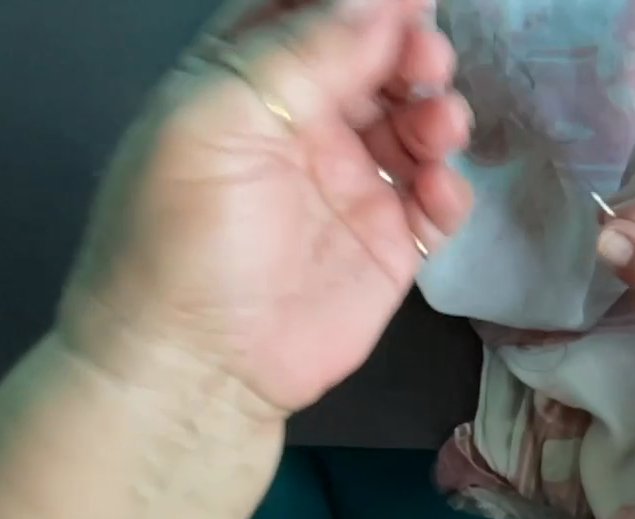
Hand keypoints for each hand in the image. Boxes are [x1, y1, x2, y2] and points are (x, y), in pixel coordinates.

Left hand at [56, 0, 472, 417]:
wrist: (206, 365)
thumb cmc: (186, 237)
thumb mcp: (221, 124)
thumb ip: (300, 59)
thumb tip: (379, 2)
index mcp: (245, 84)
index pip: (307, 16)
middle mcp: (304, 130)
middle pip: (371, 69)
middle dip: (406, 53)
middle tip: (429, 58)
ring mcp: (352, 191)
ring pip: (411, 132)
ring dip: (433, 117)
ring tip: (441, 122)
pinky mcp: (391, 248)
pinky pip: (434, 206)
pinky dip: (448, 191)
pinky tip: (440, 192)